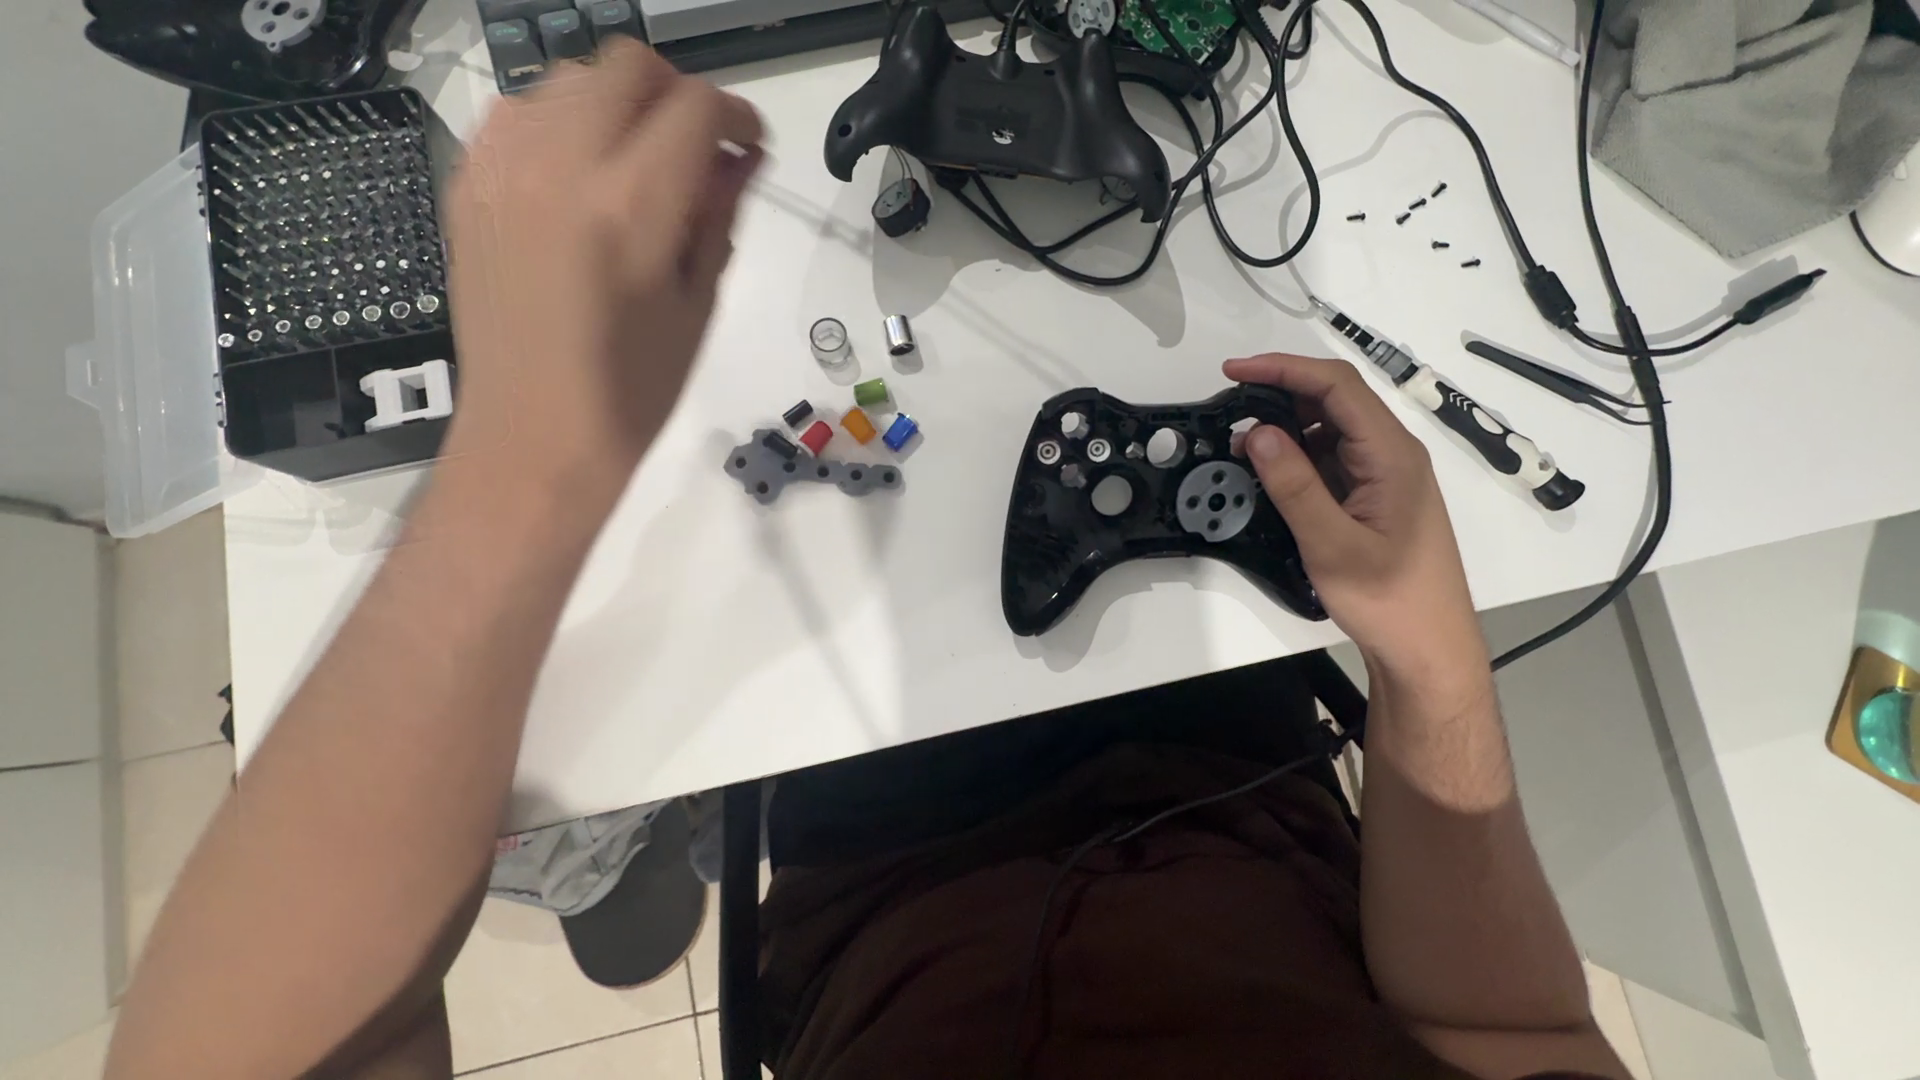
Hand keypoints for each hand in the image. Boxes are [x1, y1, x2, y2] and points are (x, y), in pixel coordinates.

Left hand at [441, 41, 764, 502]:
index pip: (698, 108)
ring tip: (638, 166)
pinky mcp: (469, 183)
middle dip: (680, 97)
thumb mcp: (698, 304)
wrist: (536, 434)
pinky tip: (581, 178)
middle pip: (630, 68)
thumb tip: (738, 160)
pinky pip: (520, 113)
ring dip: (619, 106)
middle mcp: (561, 164)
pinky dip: (563, 126)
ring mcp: (503, 167)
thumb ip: (718, 216)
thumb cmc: (635, 388)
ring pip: (571, 79)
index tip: (749, 147)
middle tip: (698, 152)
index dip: (738, 117)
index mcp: (631, 205)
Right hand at [1224, 354, 1489, 683]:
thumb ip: (1293, 486)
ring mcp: (1383, 476)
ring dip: (1285, 429)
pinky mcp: (1373, 497)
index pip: (1337, 386)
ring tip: (1240, 447)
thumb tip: (1257, 433)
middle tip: (1227, 409)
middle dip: (1279, 395)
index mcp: (1391, 454)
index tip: (1233, 372)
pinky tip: (1268, 474)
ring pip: (1330, 430)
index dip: (1283, 369)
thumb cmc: (1388, 599)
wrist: (1427, 649)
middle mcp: (1391, 454)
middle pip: (1334, 401)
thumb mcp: (1331, 544)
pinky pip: (1331, 460)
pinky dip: (1295, 458)